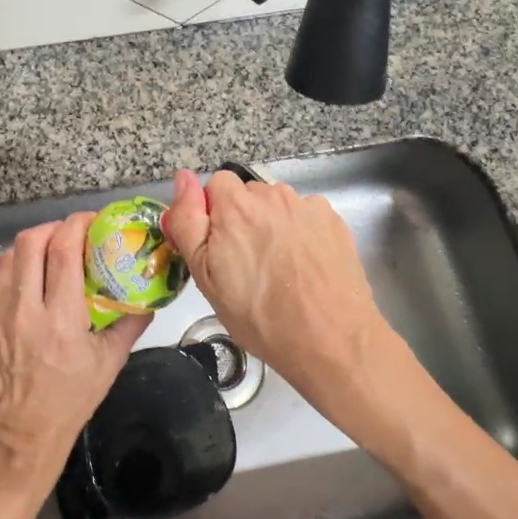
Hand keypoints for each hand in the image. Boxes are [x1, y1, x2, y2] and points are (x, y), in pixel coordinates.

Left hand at [0, 212, 151, 476]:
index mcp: (61, 320)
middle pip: (31, 243)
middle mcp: (25, 311)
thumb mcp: (109, 364)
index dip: (77, 225)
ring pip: (8, 256)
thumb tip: (148, 296)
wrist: (20, 434)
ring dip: (31, 246)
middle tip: (70, 234)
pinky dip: (4, 265)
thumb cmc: (70, 400)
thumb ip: (130, 324)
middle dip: (53, 229)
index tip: (90, 221)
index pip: (63, 251)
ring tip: (47, 252)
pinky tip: (19, 271)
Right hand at [162, 169, 385, 400]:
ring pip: (278, 207)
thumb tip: (182, 177)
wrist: (331, 341)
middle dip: (243, 220)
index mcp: (236, 206)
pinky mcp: (334, 221)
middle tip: (247, 264)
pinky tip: (305, 267)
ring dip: (273, 226)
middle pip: (249, 195)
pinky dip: (302, 234)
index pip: (216, 184)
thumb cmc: (260, 316)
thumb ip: (188, 221)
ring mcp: (308, 207)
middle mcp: (273, 195)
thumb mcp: (206, 276)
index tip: (219, 247)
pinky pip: (306, 217)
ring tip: (279, 270)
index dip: (213, 213)